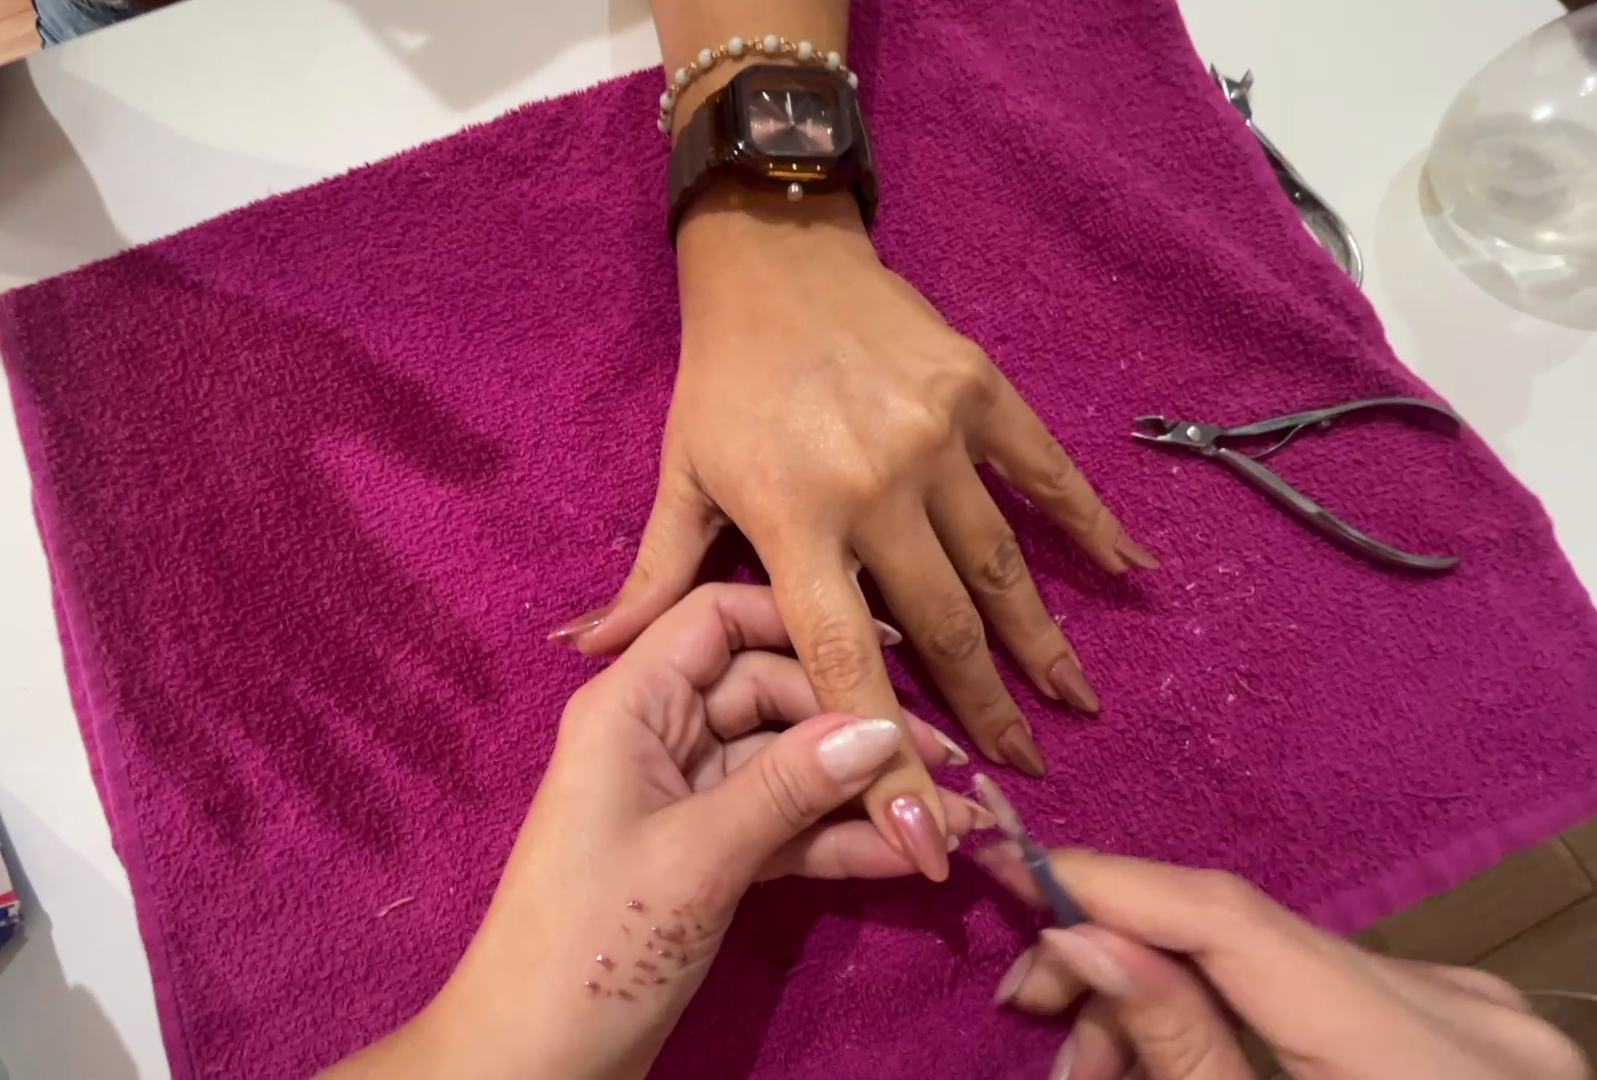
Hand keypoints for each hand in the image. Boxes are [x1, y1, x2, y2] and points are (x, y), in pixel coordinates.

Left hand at [331, 584, 986, 1079]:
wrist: (534, 1060)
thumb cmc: (595, 939)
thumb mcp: (699, 854)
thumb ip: (790, 785)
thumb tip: (882, 728)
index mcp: (631, 701)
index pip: (716, 619)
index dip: (793, 622)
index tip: (879, 649)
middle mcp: (658, 728)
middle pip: (765, 693)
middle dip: (848, 728)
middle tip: (939, 769)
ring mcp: (684, 788)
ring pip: (781, 762)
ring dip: (855, 789)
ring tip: (947, 821)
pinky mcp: (705, 843)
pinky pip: (778, 819)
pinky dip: (833, 836)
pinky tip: (904, 855)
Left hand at [555, 189, 1153, 853]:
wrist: (771, 264)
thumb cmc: (718, 383)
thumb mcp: (677, 479)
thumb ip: (649, 577)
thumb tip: (579, 647)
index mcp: (792, 520)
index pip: (841, 660)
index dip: (880, 753)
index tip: (926, 831)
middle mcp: (874, 488)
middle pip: (941, 626)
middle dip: (983, 710)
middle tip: (1021, 773)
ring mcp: (936, 438)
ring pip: (999, 565)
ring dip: (1038, 642)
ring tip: (1072, 703)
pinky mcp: (979, 392)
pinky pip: (1044, 471)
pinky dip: (1088, 523)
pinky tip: (1129, 571)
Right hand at [981, 847, 1590, 1079]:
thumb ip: (1174, 1045)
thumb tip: (1072, 936)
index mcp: (1431, 1060)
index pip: (1230, 917)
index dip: (1103, 880)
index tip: (1001, 864)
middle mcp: (1457, 1007)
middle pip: (1227, 934)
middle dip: (1109, 960)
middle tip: (1023, 1001)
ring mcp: (1458, 1007)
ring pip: (1246, 955)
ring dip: (1150, 993)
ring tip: (1082, 1062)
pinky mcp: (1441, 1018)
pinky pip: (1287, 982)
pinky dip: (1211, 1007)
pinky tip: (1157, 1047)